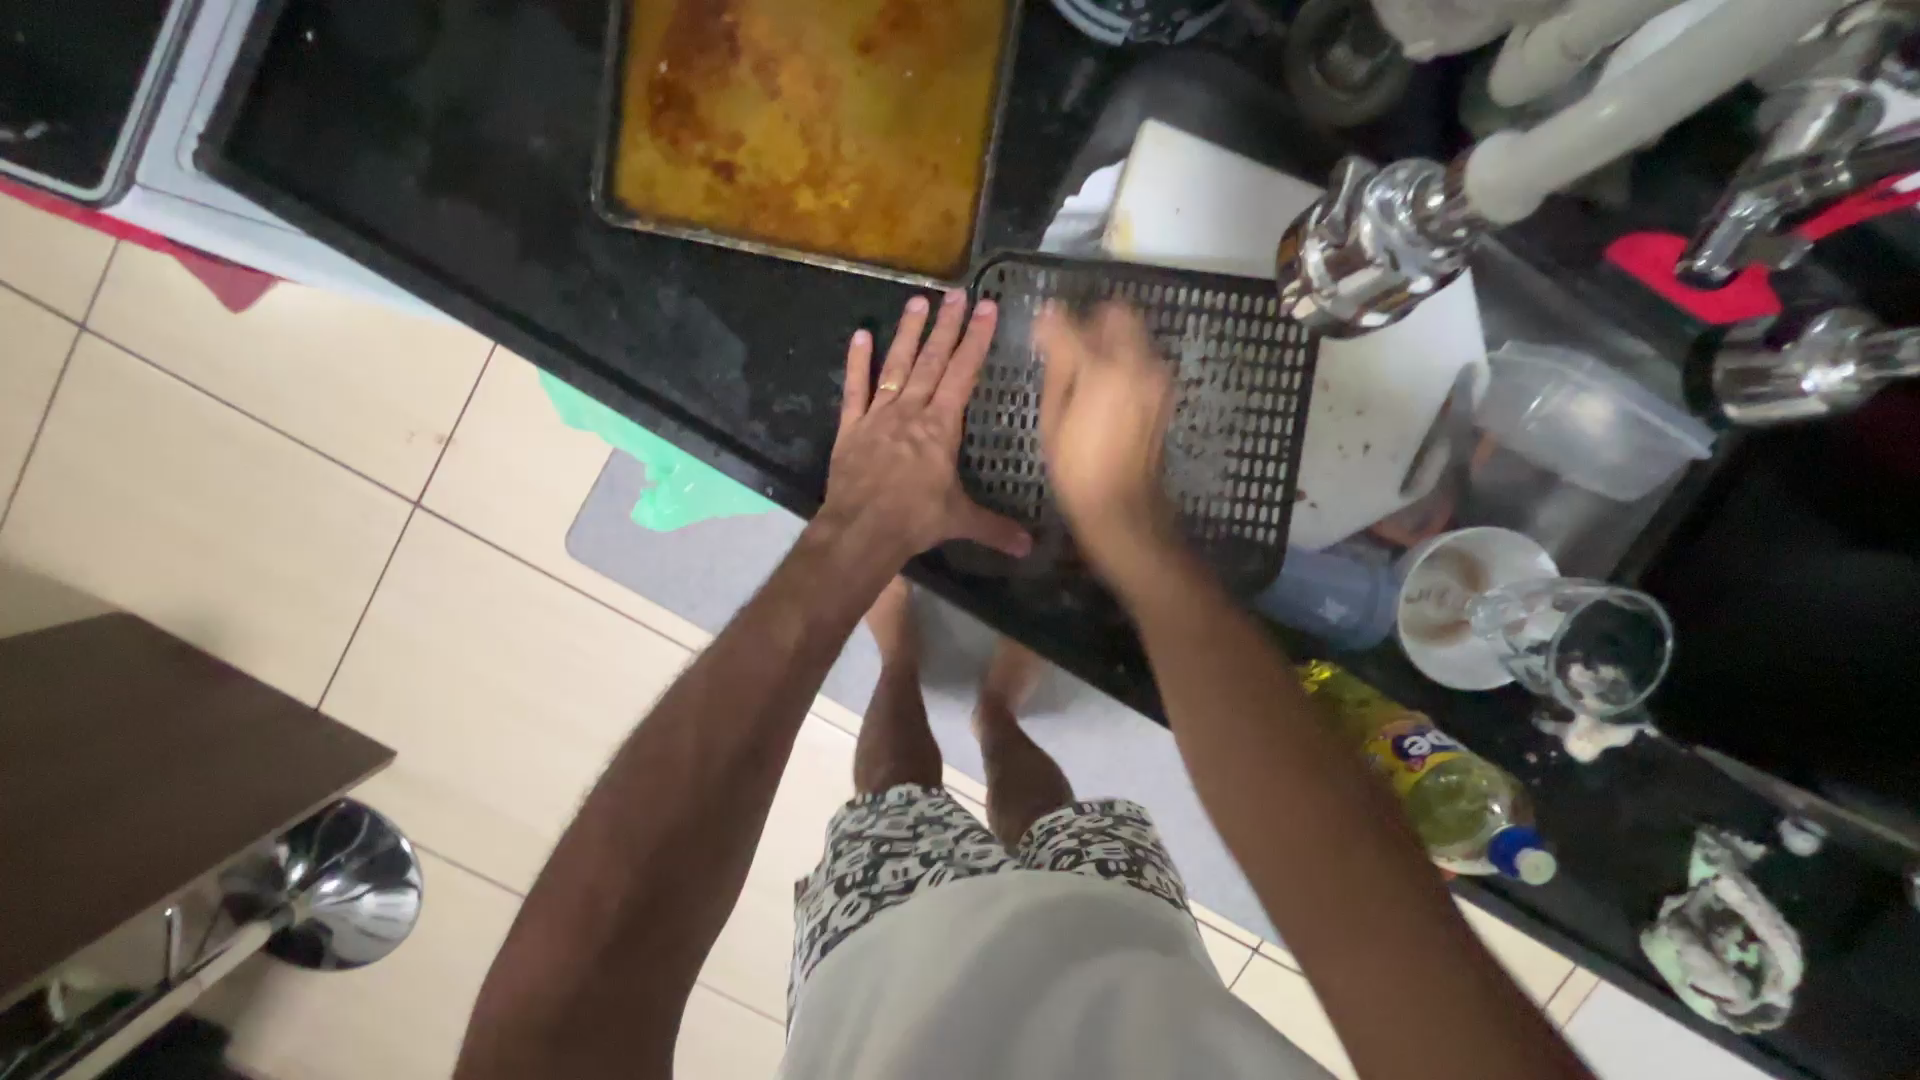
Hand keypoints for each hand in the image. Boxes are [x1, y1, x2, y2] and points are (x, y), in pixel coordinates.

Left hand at [817, 290, 1032, 567]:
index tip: (986, 307)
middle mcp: (911, 412)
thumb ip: (995, 528)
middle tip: (955, 293)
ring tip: (917, 301)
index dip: (976, 340)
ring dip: (907, 333)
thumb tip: (1030, 547)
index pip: (962, 374)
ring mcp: (879, 417)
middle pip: (931, 361)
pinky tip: (859, 335)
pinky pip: (855, 390)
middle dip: (946, 326)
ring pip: (896, 367)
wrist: (861, 530)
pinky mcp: (851, 429)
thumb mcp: (960, 521)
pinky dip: (856, 363)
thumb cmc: (915, 521)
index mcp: (941, 428)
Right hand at [1036, 302, 1180, 582]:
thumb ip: (1056, 365)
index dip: (1049, 323)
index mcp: (1101, 369)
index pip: (1069, 323)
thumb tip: (1048, 328)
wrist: (1123, 504)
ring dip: (1111, 339)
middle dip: (1091, 321)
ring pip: (1135, 332)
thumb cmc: (1077, 469)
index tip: (1038, 332)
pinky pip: (1144, 356)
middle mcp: (1136, 362)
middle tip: (1070, 345)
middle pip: (1117, 312)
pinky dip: (1125, 359)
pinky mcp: (1166, 390)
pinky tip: (1107, 388)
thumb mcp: (1053, 419)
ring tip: (1087, 371)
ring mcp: (1157, 375)